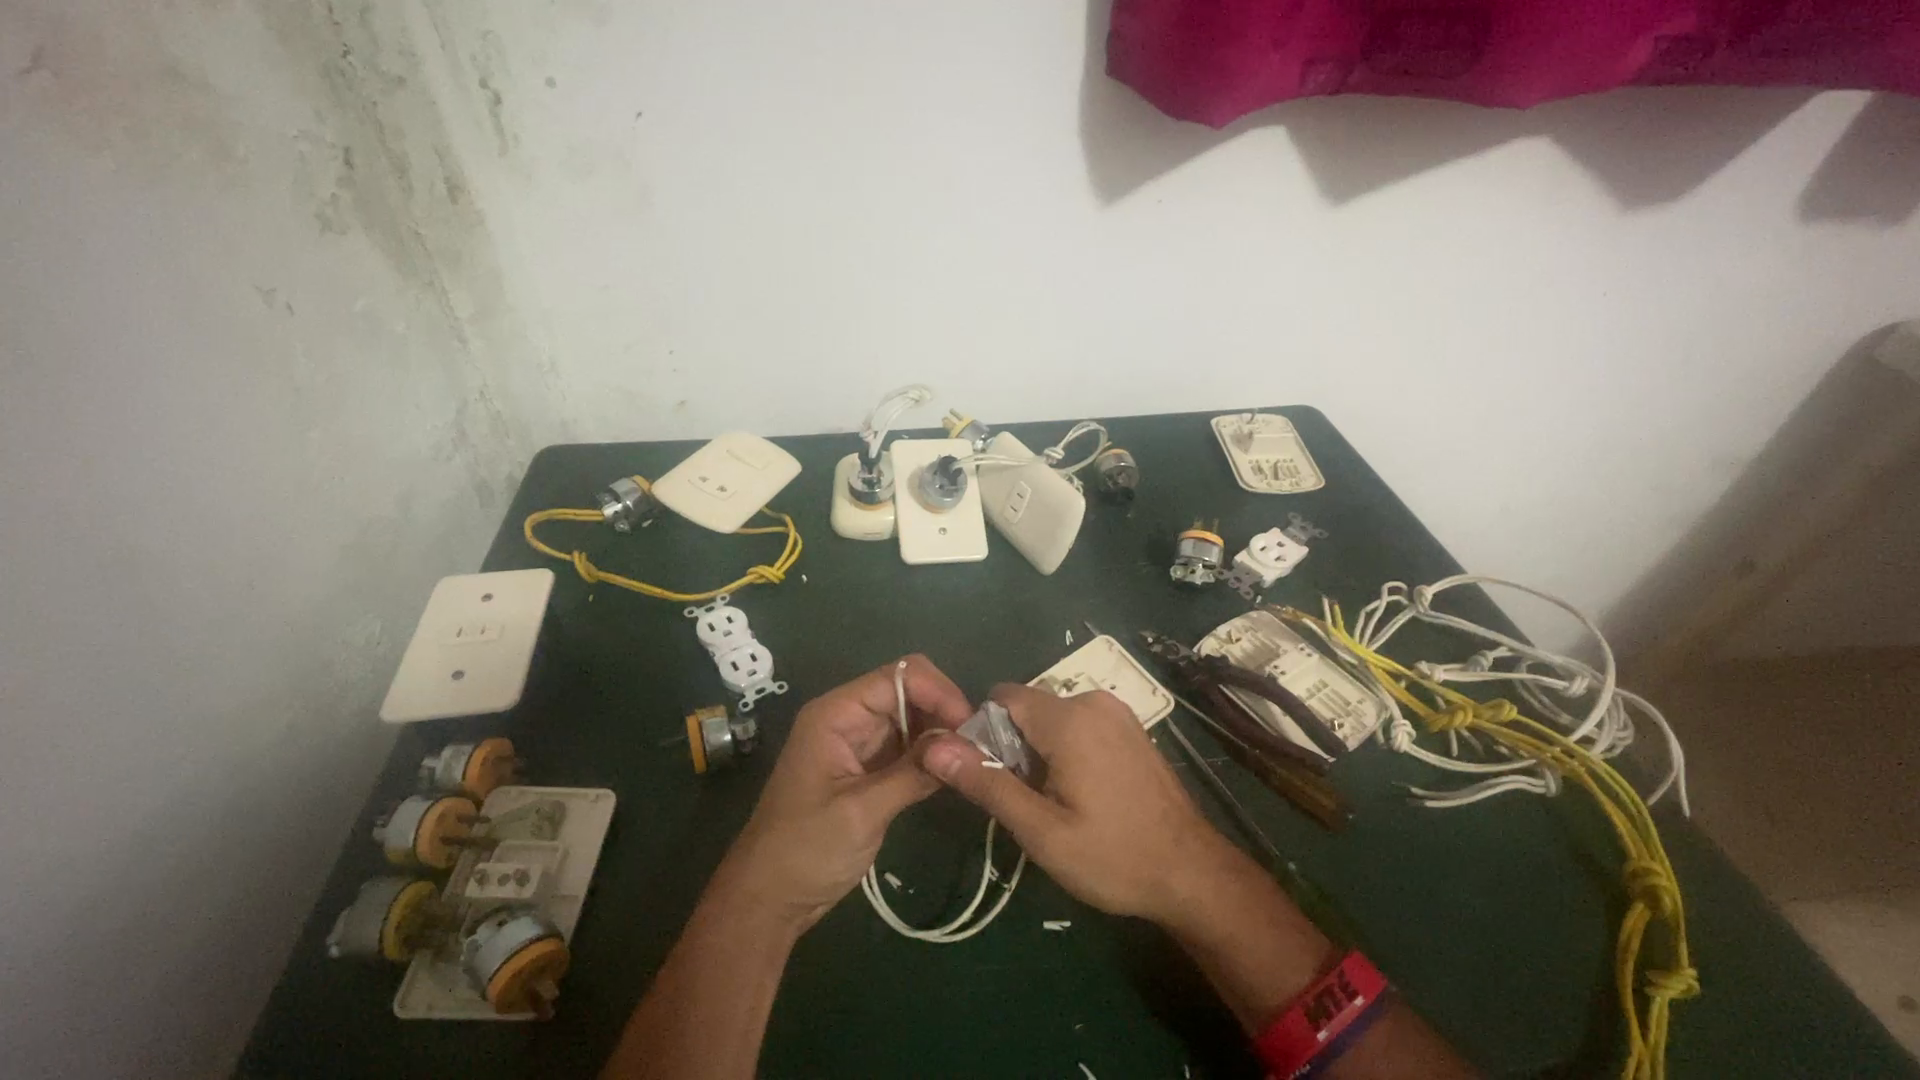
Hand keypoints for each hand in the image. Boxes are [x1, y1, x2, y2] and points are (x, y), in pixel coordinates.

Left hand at [710, 654, 974, 934]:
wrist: (770, 898)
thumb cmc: (805, 850)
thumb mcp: (861, 811)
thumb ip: (912, 772)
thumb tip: (962, 744)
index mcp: (837, 714)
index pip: (898, 676)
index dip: (938, 692)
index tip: (970, 727)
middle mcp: (849, 719)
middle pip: (909, 692)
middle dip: (945, 711)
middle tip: (980, 747)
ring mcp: (859, 744)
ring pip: (913, 719)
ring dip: (942, 733)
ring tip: (975, 758)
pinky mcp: (869, 769)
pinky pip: (907, 747)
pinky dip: (932, 754)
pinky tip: (956, 770)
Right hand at [918, 683, 1240, 924]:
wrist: (1193, 873)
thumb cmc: (1113, 856)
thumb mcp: (1040, 830)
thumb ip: (986, 783)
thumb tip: (933, 747)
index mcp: (1069, 719)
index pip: (1001, 698)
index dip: (983, 733)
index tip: (989, 778)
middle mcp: (1093, 702)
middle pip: (1027, 708)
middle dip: (1012, 747)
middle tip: (1026, 801)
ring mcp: (1117, 713)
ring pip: (1052, 719)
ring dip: (1039, 752)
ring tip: (1054, 803)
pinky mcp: (1131, 728)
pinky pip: (1079, 726)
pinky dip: (1066, 751)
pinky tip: (1081, 795)